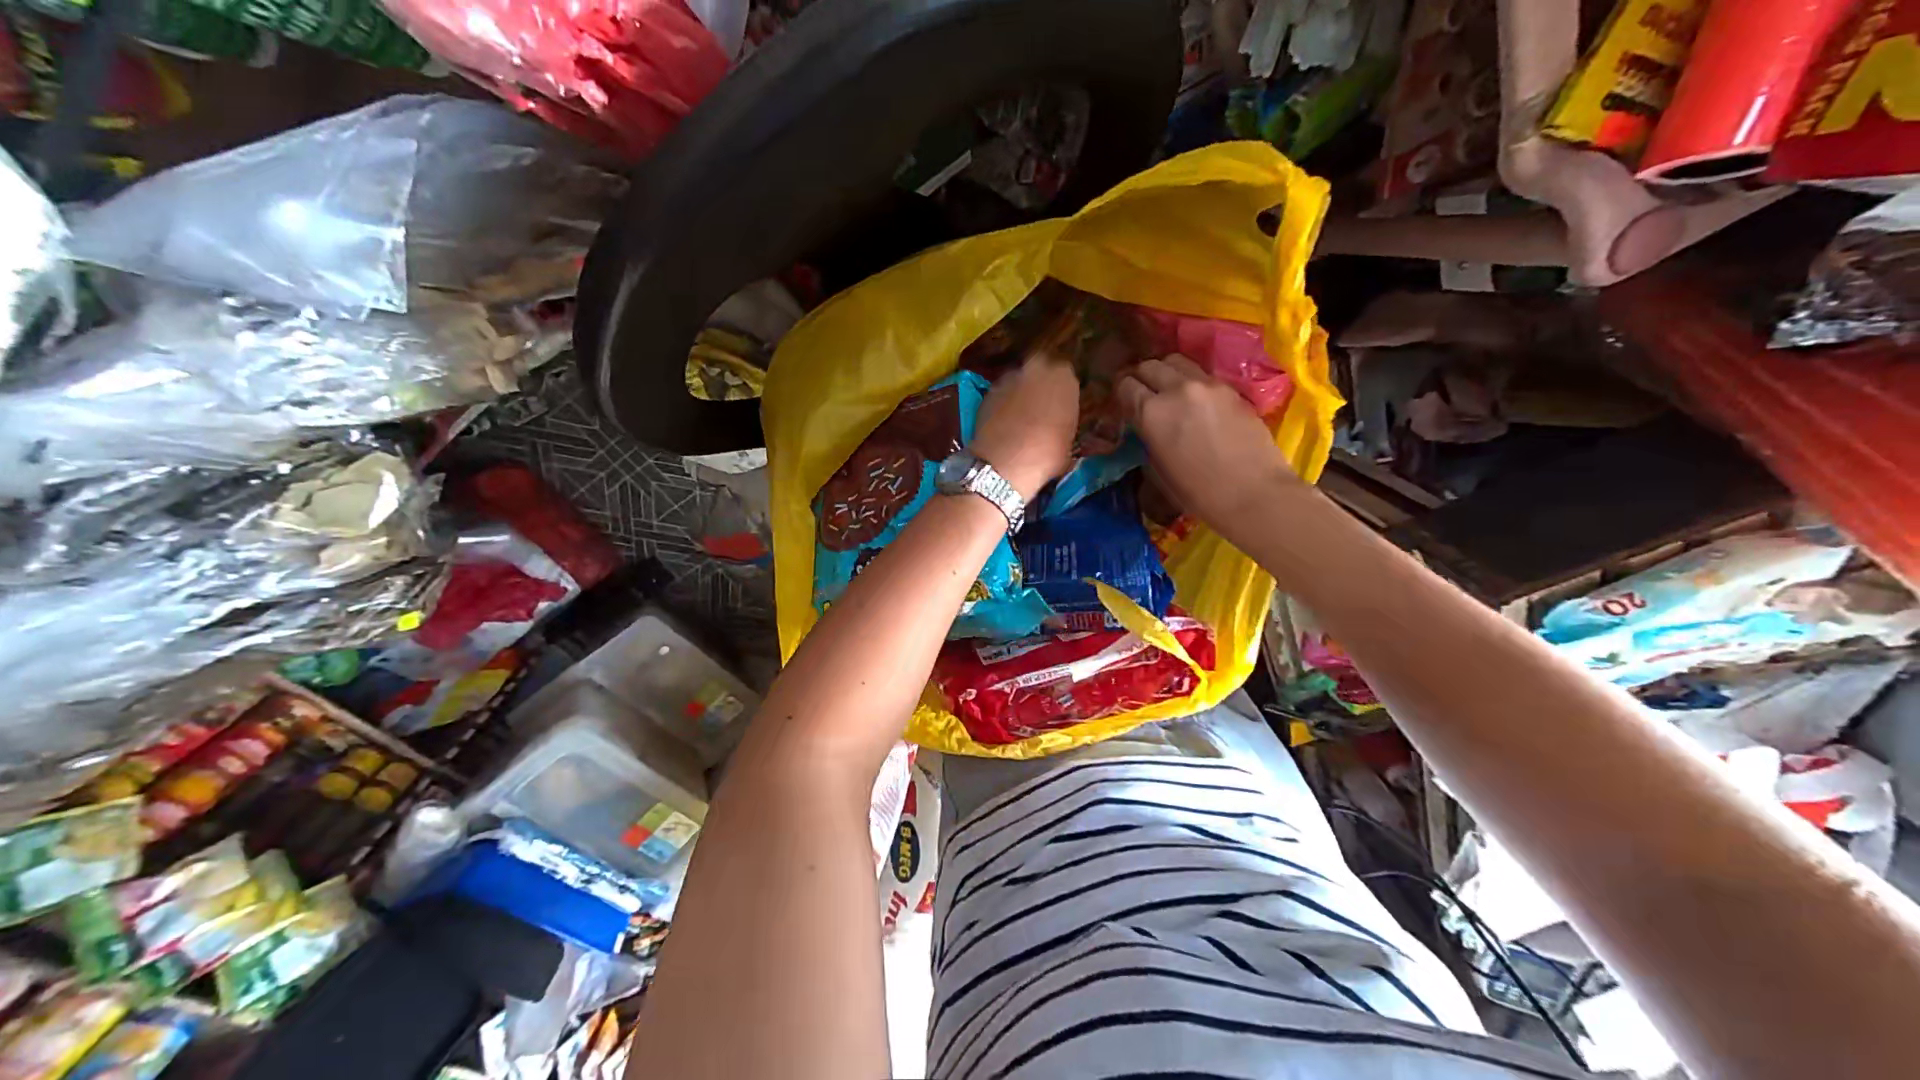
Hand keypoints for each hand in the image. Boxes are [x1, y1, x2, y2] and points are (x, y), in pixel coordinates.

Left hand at [972, 350, 1080, 499]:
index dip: (1060, 391)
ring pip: (1019, 380)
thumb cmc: (1046, 454)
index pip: (1066, 375)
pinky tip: (1003, 420)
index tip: (1058, 405)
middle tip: (1039, 406)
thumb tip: (1058, 421)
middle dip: (1040, 384)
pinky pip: (1002, 393)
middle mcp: (1038, 368)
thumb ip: (1064, 418)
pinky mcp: (989, 389)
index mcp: (1064, 377)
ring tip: (1019, 415)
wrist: (1005, 462)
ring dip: (1020, 392)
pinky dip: (1003, 402)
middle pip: (1041, 369)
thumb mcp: (1068, 438)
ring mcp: (1010, 377)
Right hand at [1117, 354, 1300, 536]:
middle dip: (1141, 378)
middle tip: (1143, 395)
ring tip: (1169, 391)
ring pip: (1176, 362)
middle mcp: (1177, 389)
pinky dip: (1191, 381)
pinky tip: (1196, 402)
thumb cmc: (1199, 493)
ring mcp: (1207, 385)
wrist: (1255, 493)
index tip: (1123, 404)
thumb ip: (1146, 439)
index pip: (1125, 385)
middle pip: (1150, 366)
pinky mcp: (1231, 389)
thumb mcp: (1158, 469)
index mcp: (1152, 412)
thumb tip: (1144, 427)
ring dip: (1167, 373)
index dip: (1121, 394)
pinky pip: (1201, 374)